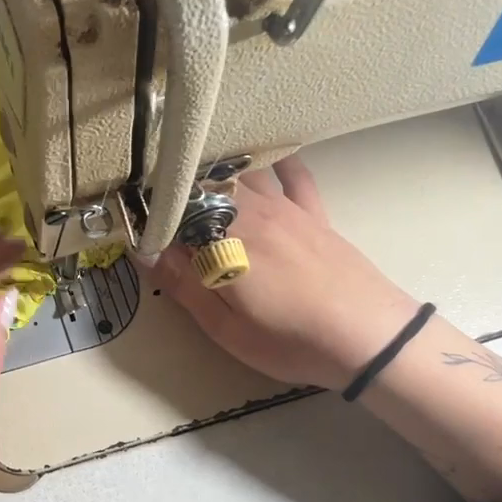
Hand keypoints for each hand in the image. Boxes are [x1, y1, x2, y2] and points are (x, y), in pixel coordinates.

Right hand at [143, 157, 420, 389]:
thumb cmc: (289, 340)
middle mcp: (252, 213)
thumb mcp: (225, 328)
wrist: (369, 338)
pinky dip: (275, 163)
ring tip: (195, 179)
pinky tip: (263, 161)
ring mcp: (287, 209)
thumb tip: (145, 250)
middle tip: (158, 201)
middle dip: (177, 190)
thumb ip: (184, 285)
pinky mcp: (315, 214)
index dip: (149, 214)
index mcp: (223, 241)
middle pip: (204, 185)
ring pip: (242, 174)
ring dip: (215, 174)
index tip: (133, 220)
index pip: (174, 213)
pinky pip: (293, 175)